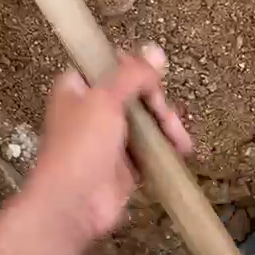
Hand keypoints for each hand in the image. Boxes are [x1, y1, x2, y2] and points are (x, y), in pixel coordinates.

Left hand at [14, 45, 193, 246]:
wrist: (73, 204)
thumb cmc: (81, 145)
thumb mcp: (105, 99)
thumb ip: (132, 75)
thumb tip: (156, 50)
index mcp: (77, 88)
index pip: (109, 66)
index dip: (133, 68)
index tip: (152, 77)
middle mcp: (92, 110)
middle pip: (134, 93)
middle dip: (156, 102)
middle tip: (165, 114)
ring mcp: (109, 138)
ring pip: (145, 120)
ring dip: (166, 125)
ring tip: (179, 140)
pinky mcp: (124, 164)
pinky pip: (149, 148)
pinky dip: (165, 147)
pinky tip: (180, 149)